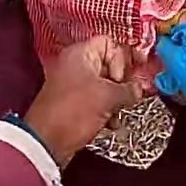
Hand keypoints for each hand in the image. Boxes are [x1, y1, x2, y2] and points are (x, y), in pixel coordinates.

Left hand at [24, 36, 145, 165]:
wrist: (46, 142)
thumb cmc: (75, 111)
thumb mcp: (107, 98)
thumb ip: (129, 90)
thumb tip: (140, 88)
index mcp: (81, 54)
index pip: (109, 43)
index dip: (122, 58)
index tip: (126, 78)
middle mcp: (76, 64)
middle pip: (109, 64)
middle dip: (122, 82)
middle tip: (130, 96)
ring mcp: (73, 83)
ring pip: (105, 83)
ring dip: (116, 98)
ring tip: (119, 113)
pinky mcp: (73, 101)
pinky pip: (96, 98)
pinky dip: (106, 109)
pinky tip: (111, 123)